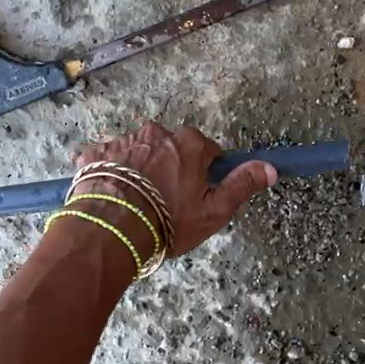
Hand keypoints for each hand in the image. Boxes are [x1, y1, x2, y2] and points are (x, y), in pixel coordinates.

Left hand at [72, 121, 276, 258]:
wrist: (111, 229)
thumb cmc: (167, 222)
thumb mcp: (214, 210)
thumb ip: (242, 185)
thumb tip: (270, 167)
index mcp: (189, 144)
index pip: (206, 151)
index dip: (204, 174)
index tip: (195, 195)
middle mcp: (156, 133)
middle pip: (171, 149)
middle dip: (170, 169)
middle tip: (166, 202)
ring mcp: (123, 141)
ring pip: (139, 153)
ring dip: (140, 171)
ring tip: (137, 203)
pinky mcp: (94, 153)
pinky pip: (106, 159)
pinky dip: (109, 173)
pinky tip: (112, 196)